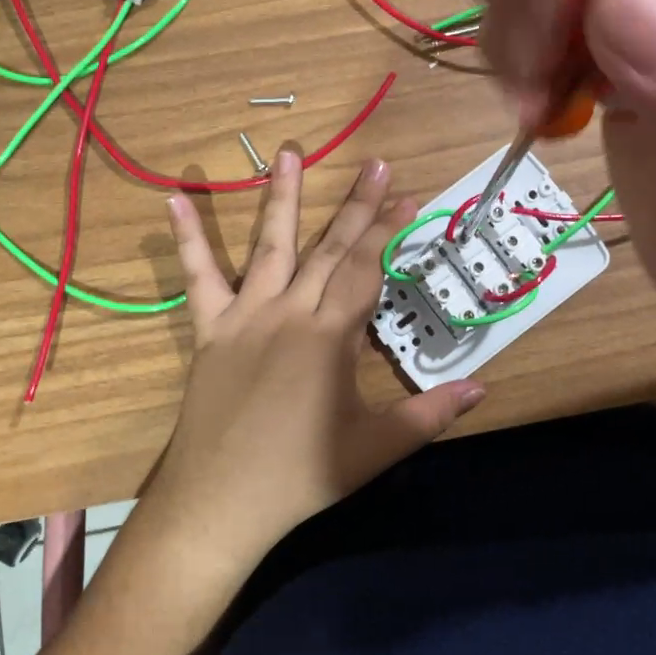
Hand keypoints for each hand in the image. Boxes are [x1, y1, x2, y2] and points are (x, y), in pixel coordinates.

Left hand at [146, 151, 486, 560]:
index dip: (391, 231)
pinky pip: (198, 279)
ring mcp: (245, 316)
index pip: (367, 269)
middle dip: (357, 206)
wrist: (220, 503)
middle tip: (375, 164)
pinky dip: (188, 239)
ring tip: (289, 151)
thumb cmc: (302, 477)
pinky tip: (173, 199)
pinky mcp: (211, 330)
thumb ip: (429, 415)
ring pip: (269, 246)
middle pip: (328, 248)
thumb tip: (482, 388)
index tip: (410, 197)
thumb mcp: (376, 449)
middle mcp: (289, 312)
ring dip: (281, 197)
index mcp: (331, 337)